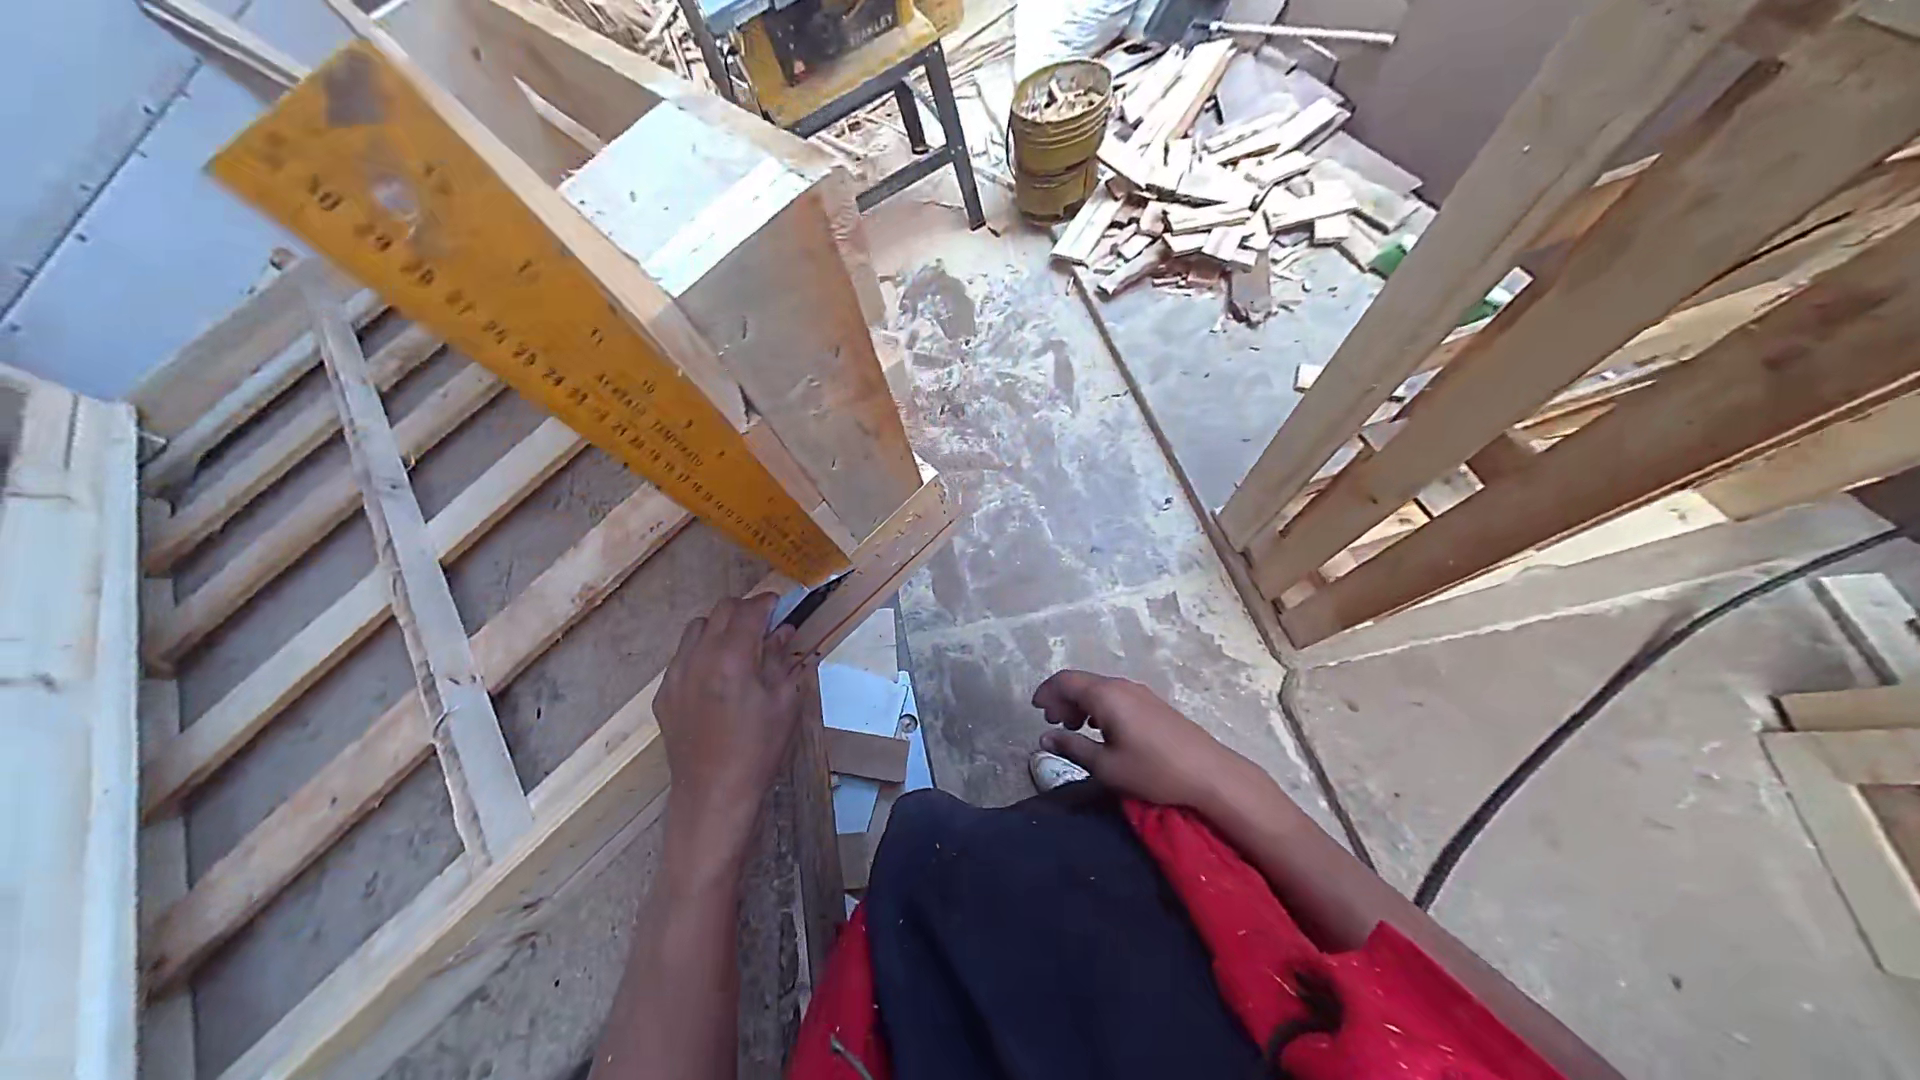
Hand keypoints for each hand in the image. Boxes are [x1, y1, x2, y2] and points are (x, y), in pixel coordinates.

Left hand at [655, 594, 807, 847]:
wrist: (714, 793)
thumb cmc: (759, 749)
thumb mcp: (784, 702)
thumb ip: (782, 660)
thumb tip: (783, 632)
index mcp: (732, 658)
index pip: (749, 611)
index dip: (768, 603)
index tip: (781, 605)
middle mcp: (698, 657)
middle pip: (721, 610)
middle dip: (745, 610)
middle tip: (765, 625)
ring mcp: (676, 675)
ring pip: (697, 628)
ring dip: (721, 627)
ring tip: (739, 648)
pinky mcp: (664, 693)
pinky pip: (683, 656)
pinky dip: (702, 652)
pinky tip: (718, 677)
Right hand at [1033, 670, 1268, 813]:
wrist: (1209, 773)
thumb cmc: (1153, 770)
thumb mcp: (1106, 766)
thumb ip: (1072, 748)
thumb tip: (1044, 739)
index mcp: (1106, 696)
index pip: (1066, 681)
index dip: (1046, 692)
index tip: (1035, 710)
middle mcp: (1121, 686)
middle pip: (1081, 682)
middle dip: (1061, 699)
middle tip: (1053, 724)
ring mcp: (1139, 693)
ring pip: (1098, 689)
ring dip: (1080, 704)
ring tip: (1073, 728)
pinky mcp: (1152, 703)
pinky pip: (1114, 696)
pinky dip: (1097, 706)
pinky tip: (1100, 730)